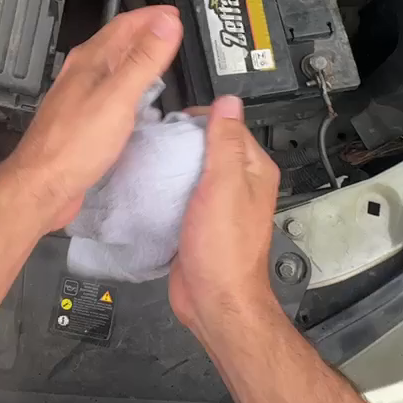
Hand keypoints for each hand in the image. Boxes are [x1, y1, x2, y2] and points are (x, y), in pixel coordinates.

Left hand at [0, 6, 181, 234]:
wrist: (42, 186)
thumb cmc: (73, 145)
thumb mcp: (118, 97)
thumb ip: (144, 59)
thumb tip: (165, 23)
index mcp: (89, 61)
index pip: (124, 25)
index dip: (152, 16)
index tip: (174, 14)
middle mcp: (82, 74)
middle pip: (117, 43)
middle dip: (146, 33)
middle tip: (171, 32)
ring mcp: (80, 96)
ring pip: (113, 67)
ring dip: (137, 58)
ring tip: (159, 60)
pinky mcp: (82, 119)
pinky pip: (110, 91)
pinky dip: (130, 85)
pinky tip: (137, 99)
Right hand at [170, 96, 283, 338]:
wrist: (214, 300)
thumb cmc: (225, 248)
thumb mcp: (225, 184)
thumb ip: (225, 142)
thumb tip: (228, 102)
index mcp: (254, 170)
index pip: (228, 125)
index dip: (199, 117)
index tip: (172, 118)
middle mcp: (240, 183)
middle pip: (207, 145)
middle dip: (181, 139)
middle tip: (155, 137)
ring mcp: (218, 202)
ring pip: (191, 168)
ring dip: (171, 162)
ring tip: (148, 156)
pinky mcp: (198, 219)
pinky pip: (180, 192)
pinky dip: (166, 186)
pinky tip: (149, 184)